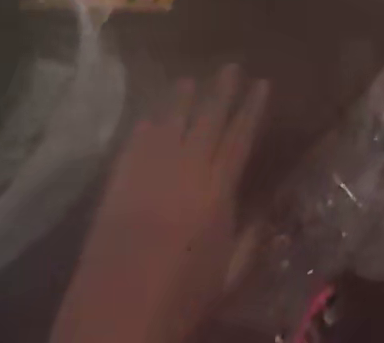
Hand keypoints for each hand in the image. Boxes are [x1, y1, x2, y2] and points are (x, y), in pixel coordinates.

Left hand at [51, 66, 268, 342]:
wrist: (112, 331)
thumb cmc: (181, 303)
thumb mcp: (228, 275)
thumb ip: (251, 238)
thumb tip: (271, 209)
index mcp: (217, 191)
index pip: (240, 136)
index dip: (252, 107)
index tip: (262, 82)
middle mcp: (184, 175)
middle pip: (206, 122)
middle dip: (220, 92)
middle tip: (230, 66)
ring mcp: (145, 181)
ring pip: (168, 128)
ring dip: (180, 102)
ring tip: (188, 79)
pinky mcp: (114, 196)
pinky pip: (131, 153)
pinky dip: (141, 133)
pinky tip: (147, 119)